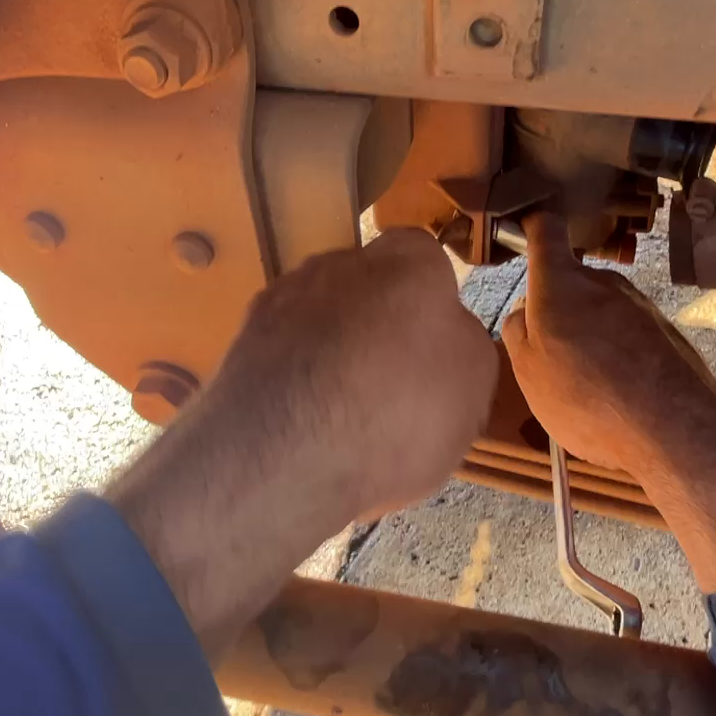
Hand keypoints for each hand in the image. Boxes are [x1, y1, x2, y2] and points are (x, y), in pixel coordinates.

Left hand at [106, 227, 496, 656]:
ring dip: (333, 347)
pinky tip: (305, 420)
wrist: (282, 461)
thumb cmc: (399, 413)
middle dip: (378, 322)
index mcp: (404, 261)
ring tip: (343, 410)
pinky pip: (285, 348)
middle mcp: (338, 262)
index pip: (422, 254)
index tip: (432, 343)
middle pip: (368, 283)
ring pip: (322, 314)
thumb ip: (460, 337)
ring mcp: (283, 296)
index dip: (429, 298)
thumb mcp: (473, 381)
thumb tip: (443, 327)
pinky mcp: (242, 337)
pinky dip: (297, 374)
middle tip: (392, 381)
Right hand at [501, 213, 715, 469]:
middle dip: (558, 305)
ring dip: (589, 332)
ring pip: (599, 308)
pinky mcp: (664, 329)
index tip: (525, 229)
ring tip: (587, 382)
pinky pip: (626, 332)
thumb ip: (518, 332)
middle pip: (572, 279)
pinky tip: (617, 392)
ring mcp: (637, 303)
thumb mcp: (527, 371)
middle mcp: (602, 281)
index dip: (533, 226)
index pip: (546, 231)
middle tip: (551, 350)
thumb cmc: (585, 395)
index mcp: (561, 282)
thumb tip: (525, 310)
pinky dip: (616, 352)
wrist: (675, 426)